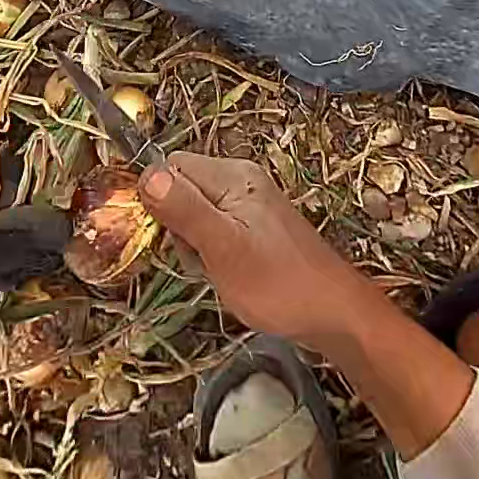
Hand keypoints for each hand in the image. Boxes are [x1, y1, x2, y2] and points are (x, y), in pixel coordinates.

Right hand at [140, 153, 473, 457]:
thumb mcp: (224, 248)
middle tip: (198, 256)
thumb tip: (146, 175)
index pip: (172, 166)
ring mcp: (249, 201)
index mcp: (233, 174)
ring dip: (193, 241)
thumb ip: (186, 210)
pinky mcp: (254, 224)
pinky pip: (214, 226)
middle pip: (182, 186)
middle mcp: (240, 178)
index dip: (160, 199)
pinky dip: (210, 249)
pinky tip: (226, 271)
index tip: (171, 236)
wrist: (332, 311)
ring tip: (215, 268)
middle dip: (176, 223)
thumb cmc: (277, 283)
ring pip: (195, 210)